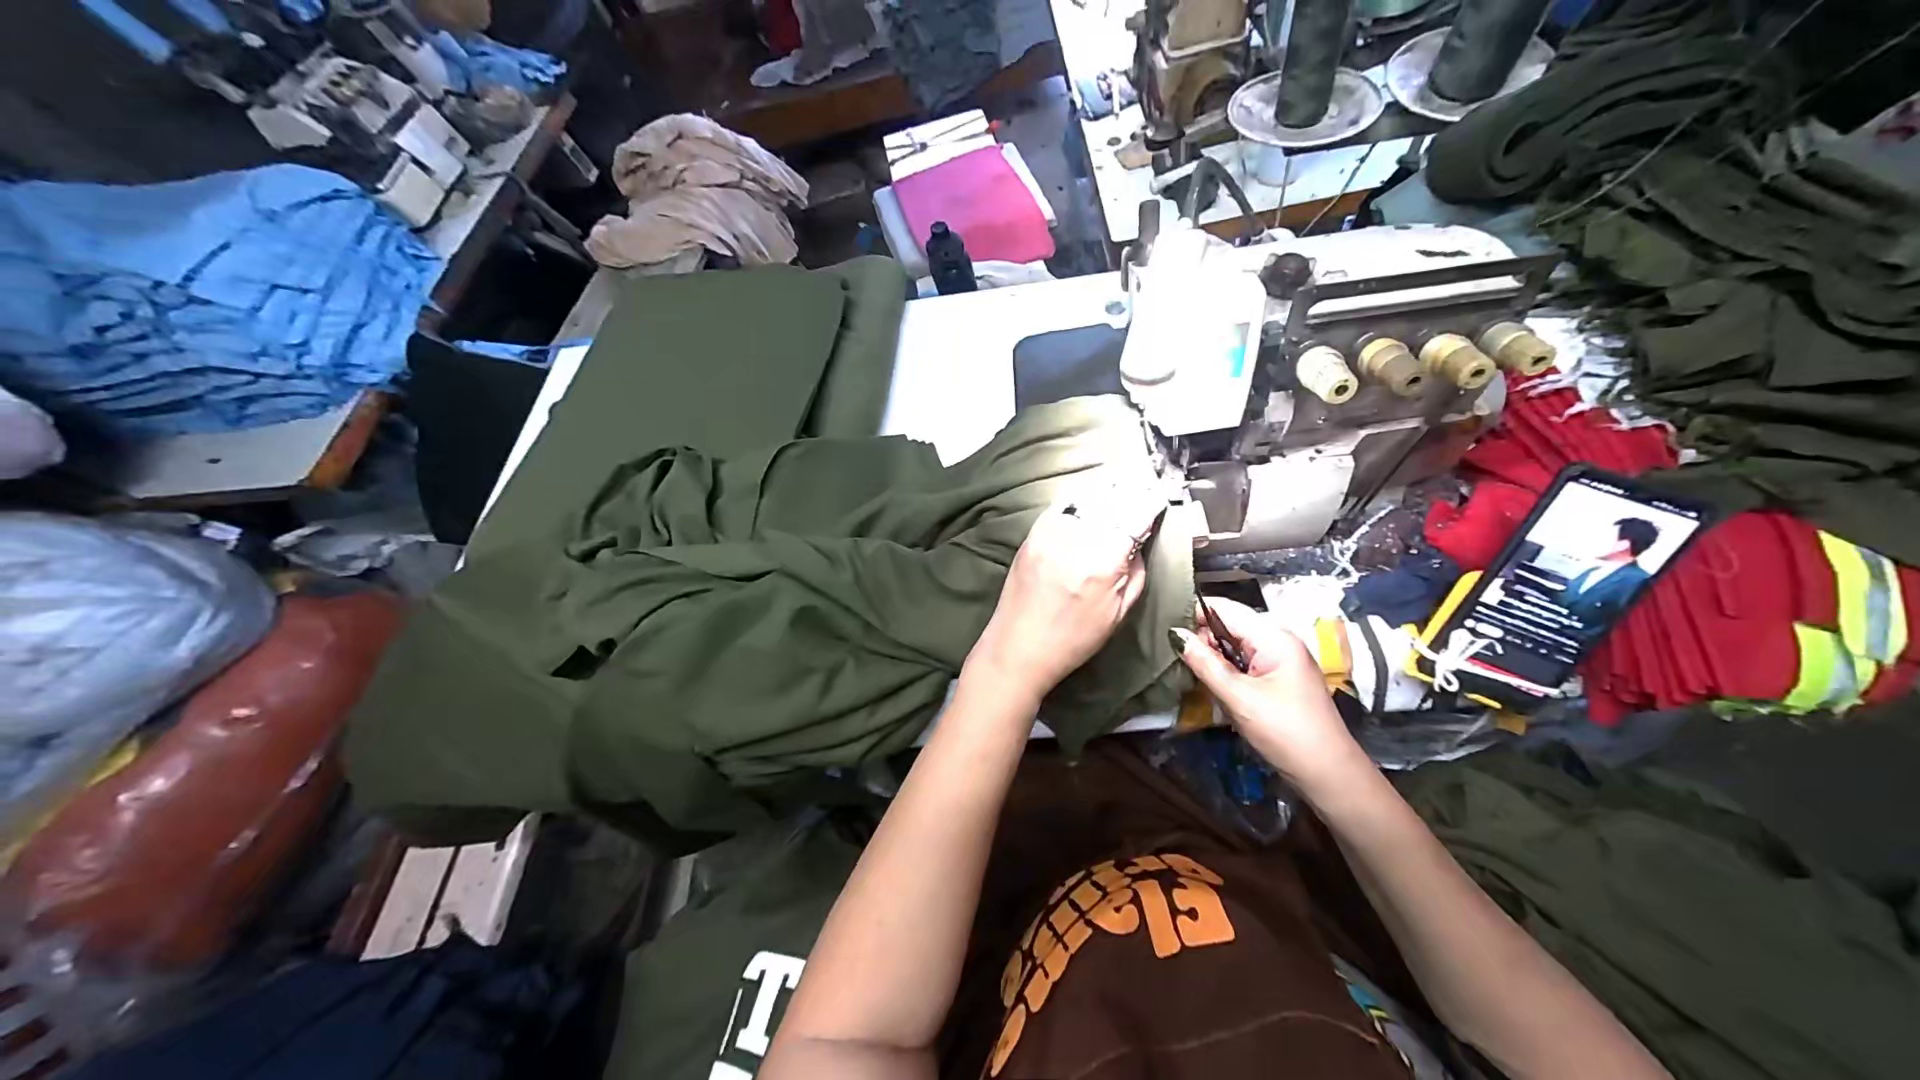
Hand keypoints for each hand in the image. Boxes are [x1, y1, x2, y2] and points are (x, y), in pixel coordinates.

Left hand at [965, 482, 1165, 703]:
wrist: (1018, 647)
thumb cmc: (1072, 639)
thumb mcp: (1120, 611)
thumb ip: (1137, 569)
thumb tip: (1141, 537)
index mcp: (1104, 562)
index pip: (1136, 513)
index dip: (1152, 500)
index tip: (1160, 496)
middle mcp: (1076, 540)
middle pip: (1112, 498)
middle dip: (1132, 490)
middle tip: (1144, 488)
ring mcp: (1050, 534)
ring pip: (1086, 495)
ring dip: (1107, 489)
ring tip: (1121, 486)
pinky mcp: (1032, 534)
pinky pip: (1062, 504)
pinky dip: (1080, 497)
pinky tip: (1090, 497)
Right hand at [1174, 598, 1372, 796]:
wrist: (1328, 774)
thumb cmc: (1284, 731)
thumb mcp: (1238, 697)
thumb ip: (1205, 663)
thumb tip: (1176, 635)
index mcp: (1273, 637)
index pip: (1225, 608)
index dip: (1194, 613)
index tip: (1164, 625)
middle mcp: (1279, 641)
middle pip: (1230, 625)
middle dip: (1202, 637)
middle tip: (1173, 655)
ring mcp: (1282, 660)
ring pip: (1236, 646)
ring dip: (1213, 656)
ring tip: (1187, 669)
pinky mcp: (1280, 679)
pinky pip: (1246, 663)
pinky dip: (1227, 670)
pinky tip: (1212, 684)